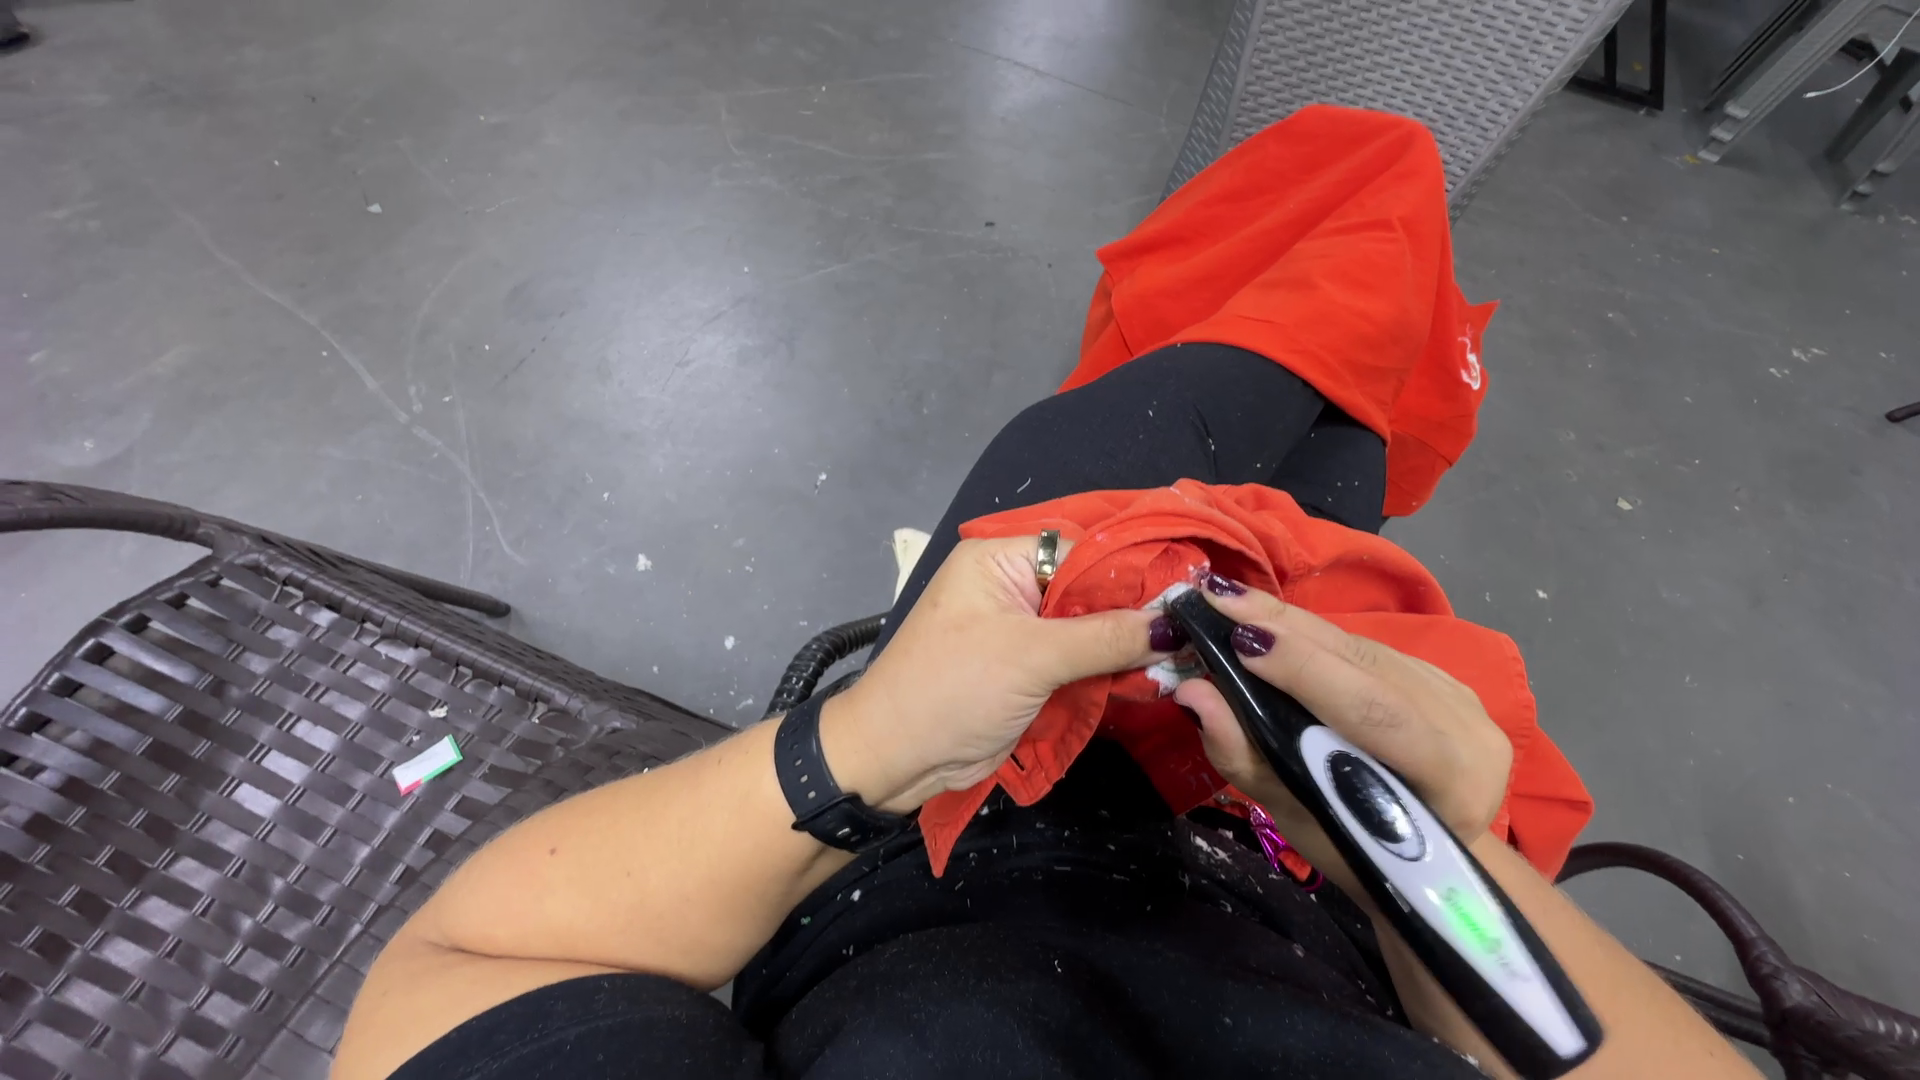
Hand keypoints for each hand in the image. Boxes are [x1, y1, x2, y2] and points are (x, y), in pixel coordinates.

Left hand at [819, 536, 1165, 812]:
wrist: (895, 759)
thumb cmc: (951, 690)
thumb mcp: (1030, 657)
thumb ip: (1105, 636)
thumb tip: (1175, 621)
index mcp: (1000, 560)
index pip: (1083, 552)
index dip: (1133, 574)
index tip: (1188, 596)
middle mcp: (1012, 586)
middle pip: (1090, 590)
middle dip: (1135, 614)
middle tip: (1194, 633)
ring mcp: (1021, 630)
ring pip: (1089, 629)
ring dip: (1127, 648)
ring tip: (1183, 660)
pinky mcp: (1028, 670)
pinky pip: (1079, 661)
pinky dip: (1109, 672)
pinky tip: (1151, 679)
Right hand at [1174, 579, 1512, 892]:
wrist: (1425, 854)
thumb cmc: (1356, 847)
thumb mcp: (1292, 815)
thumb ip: (1243, 754)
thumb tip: (1193, 692)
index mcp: (1447, 777)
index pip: (1374, 711)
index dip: (1306, 671)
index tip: (1241, 640)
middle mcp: (1464, 724)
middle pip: (1364, 664)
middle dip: (1284, 630)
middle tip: (1216, 599)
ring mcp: (1456, 693)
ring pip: (1359, 646)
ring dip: (1288, 621)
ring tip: (1227, 600)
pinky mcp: (1438, 674)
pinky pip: (1362, 645)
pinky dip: (1308, 630)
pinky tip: (1264, 615)